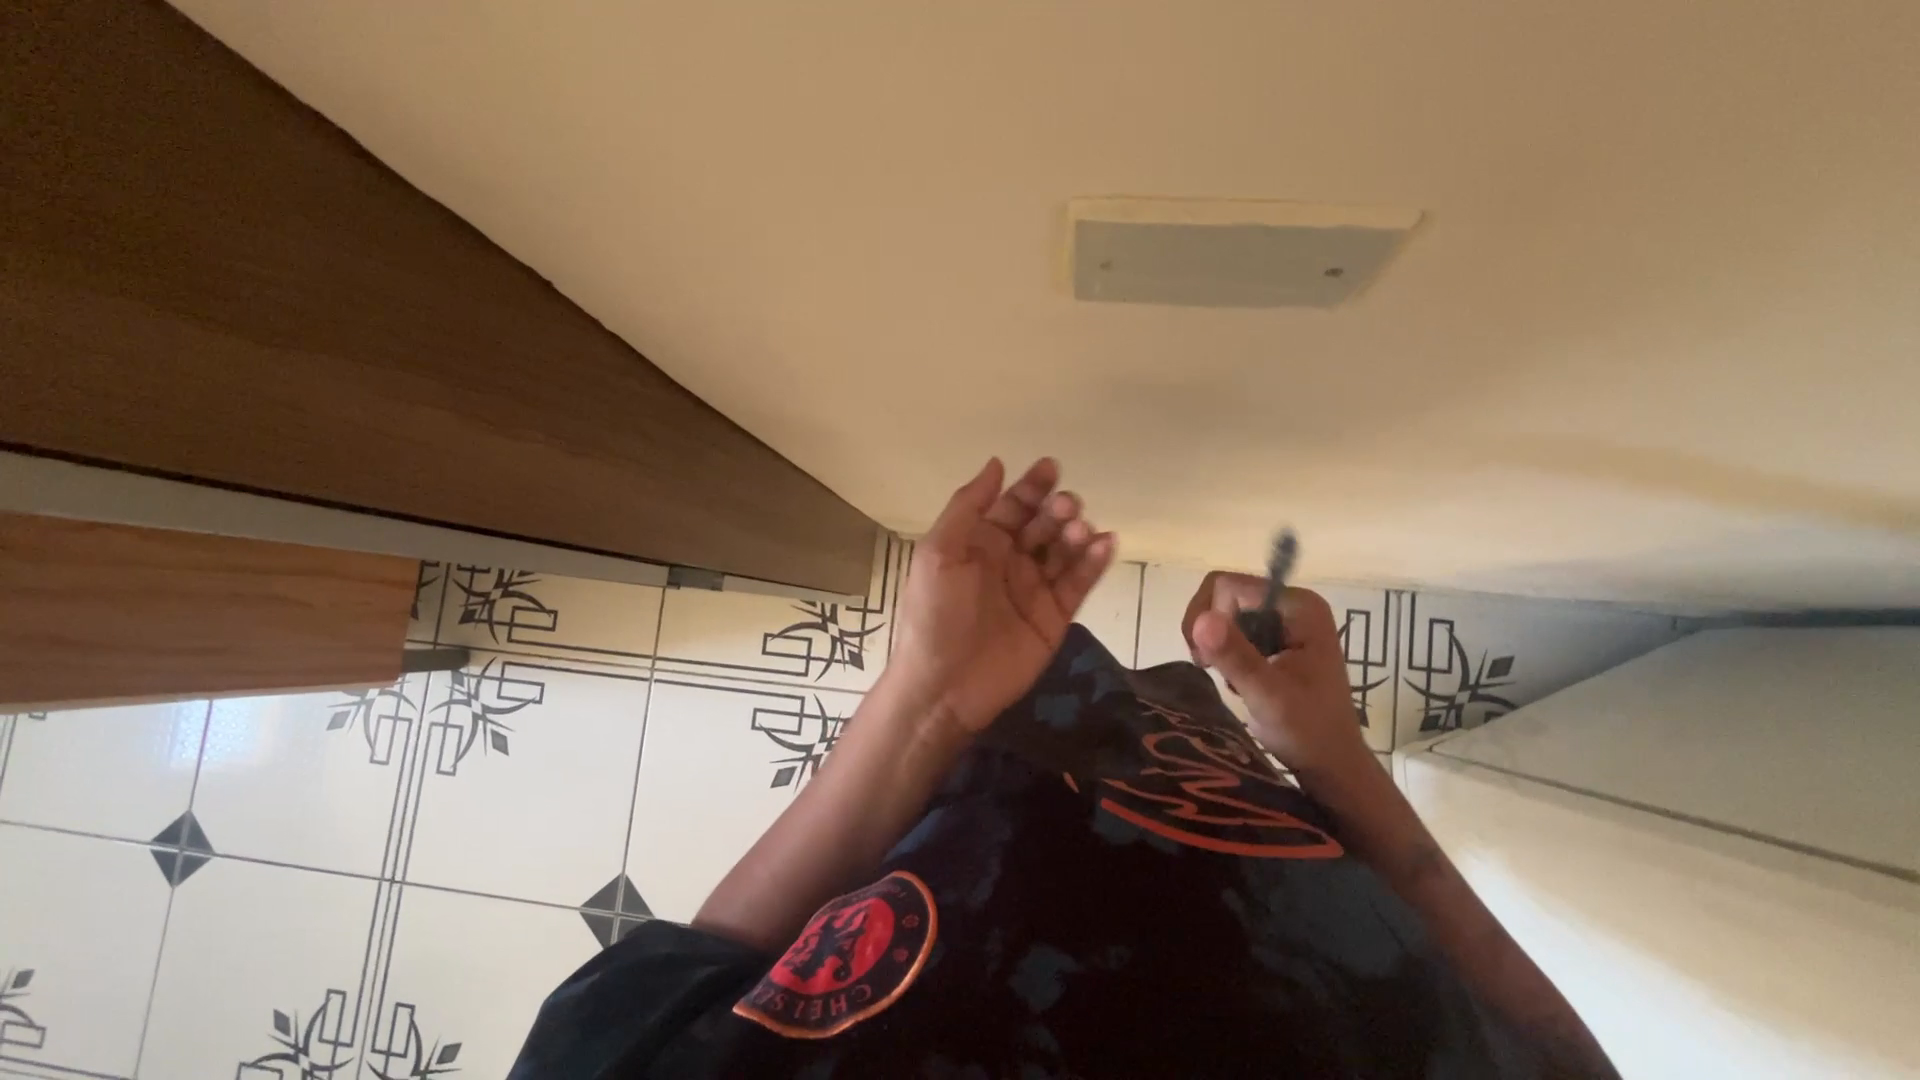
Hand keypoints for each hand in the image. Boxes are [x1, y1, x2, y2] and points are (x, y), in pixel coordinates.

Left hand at [887, 457, 1115, 733]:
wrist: (943, 687)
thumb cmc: (934, 616)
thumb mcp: (938, 554)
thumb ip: (968, 507)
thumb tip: (996, 464)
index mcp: (978, 544)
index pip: (1010, 507)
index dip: (1030, 487)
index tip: (1051, 468)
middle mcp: (1008, 562)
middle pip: (1042, 525)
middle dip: (1056, 510)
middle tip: (1066, 507)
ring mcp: (1033, 590)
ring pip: (1064, 551)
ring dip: (1076, 534)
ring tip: (1080, 529)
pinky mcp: (1054, 618)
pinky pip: (1078, 583)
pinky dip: (1094, 562)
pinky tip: (1105, 543)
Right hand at [1182, 573, 1370, 775]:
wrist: (1332, 765)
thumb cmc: (1307, 731)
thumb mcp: (1268, 695)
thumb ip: (1236, 655)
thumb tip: (1201, 620)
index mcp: (1299, 606)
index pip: (1228, 586)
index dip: (1209, 618)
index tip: (1207, 660)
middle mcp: (1293, 604)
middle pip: (1223, 595)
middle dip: (1211, 632)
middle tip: (1212, 670)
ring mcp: (1285, 620)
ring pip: (1224, 613)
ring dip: (1217, 646)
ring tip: (1232, 681)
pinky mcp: (1277, 638)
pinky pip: (1234, 630)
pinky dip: (1226, 654)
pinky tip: (1238, 681)